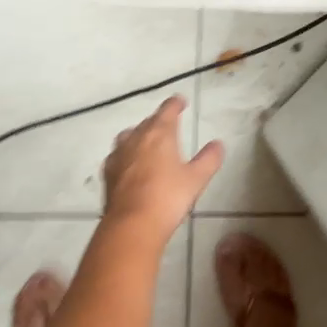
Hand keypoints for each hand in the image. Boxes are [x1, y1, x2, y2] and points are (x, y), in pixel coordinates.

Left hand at [102, 96, 223, 239]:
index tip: (181, 102)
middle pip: (148, 121)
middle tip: (169, 126)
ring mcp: (119, 153)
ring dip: (139, 135)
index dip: (175, 104)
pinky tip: (129, 164)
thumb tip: (218, 144)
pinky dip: (126, 154)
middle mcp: (137, 137)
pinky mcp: (108, 172)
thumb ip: (208, 159)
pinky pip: (118, 154)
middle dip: (159, 121)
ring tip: (147, 143)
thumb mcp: (195, 179)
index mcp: (160, 133)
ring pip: (129, 135)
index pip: (168, 110)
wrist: (132, 225)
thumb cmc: (168, 198)